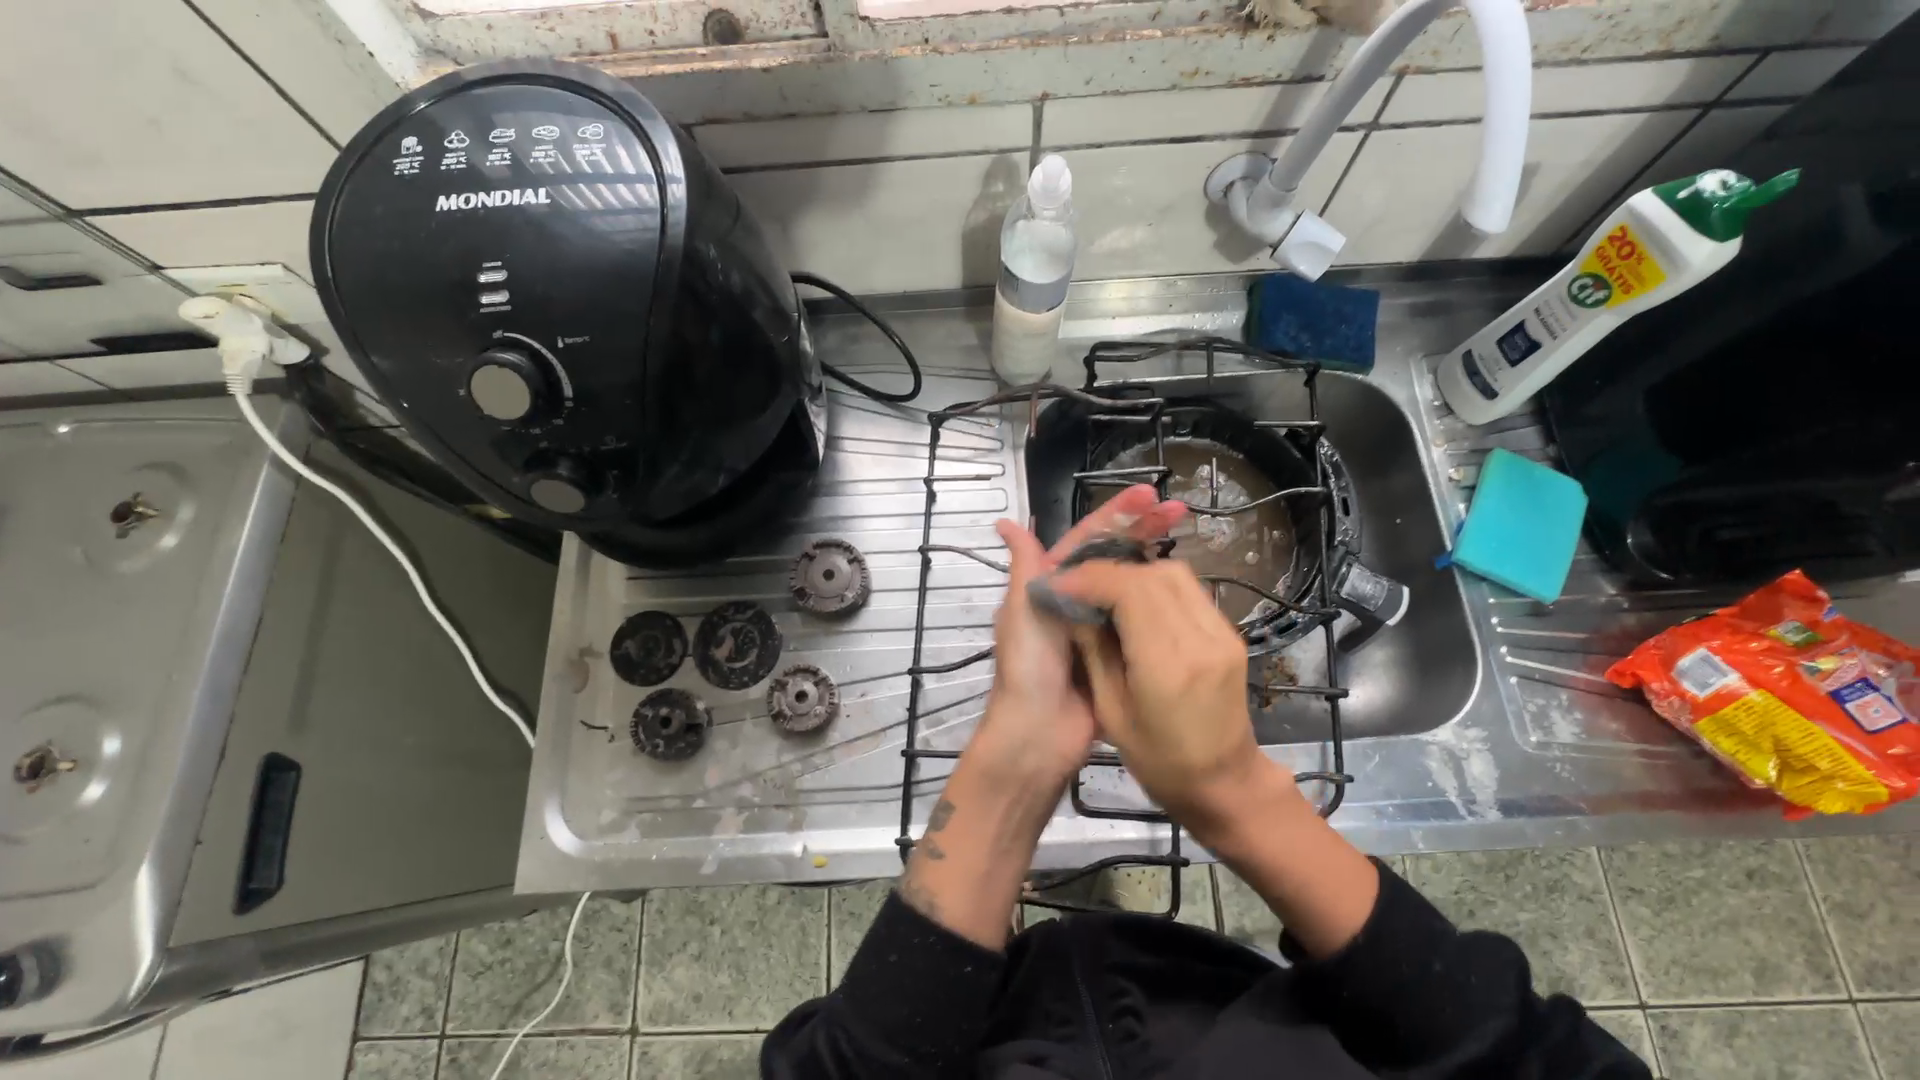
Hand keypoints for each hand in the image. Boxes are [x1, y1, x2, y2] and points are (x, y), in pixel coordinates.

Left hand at [967, 486, 1185, 789]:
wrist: (1039, 734)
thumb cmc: (1028, 668)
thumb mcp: (1022, 612)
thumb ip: (1025, 568)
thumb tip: (1006, 522)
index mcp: (1051, 585)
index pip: (1088, 539)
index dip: (1117, 514)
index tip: (1150, 495)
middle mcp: (1076, 600)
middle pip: (1114, 556)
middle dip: (1143, 529)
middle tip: (1179, 509)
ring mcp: (1099, 627)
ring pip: (1130, 585)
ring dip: (1153, 559)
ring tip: (1185, 535)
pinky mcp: (1119, 654)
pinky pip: (1140, 621)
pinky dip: (1158, 602)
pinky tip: (1181, 587)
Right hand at [1046, 558, 1301, 830]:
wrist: (1225, 783)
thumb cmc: (1160, 761)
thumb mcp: (1111, 711)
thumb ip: (1093, 650)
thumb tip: (1070, 604)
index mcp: (1168, 665)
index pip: (1129, 591)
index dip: (1089, 578)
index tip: (1057, 583)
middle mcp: (1202, 639)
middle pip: (1152, 575)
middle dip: (1107, 571)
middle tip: (1074, 582)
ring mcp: (1223, 634)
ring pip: (1174, 575)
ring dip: (1133, 574)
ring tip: (1101, 590)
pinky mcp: (1229, 634)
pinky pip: (1189, 591)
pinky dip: (1155, 586)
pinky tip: (1132, 602)